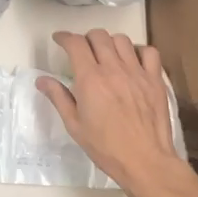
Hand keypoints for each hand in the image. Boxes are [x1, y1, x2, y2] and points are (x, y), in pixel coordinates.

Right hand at [40, 29, 179, 192]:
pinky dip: (139, 51)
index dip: (64, 37)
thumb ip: (58, 97)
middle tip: (83, 51)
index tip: (59, 40)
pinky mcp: (155, 80)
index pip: (75, 43)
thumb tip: (42, 80)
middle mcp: (113, 69)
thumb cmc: (105, 147)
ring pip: (122, 40)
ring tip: (107, 55)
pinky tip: (133, 62)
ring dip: (110, 42)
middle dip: (86, 38)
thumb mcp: (74, 125)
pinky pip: (149, 52)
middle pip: (99, 36)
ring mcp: (137, 73)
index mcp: (90, 79)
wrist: (144, 161)